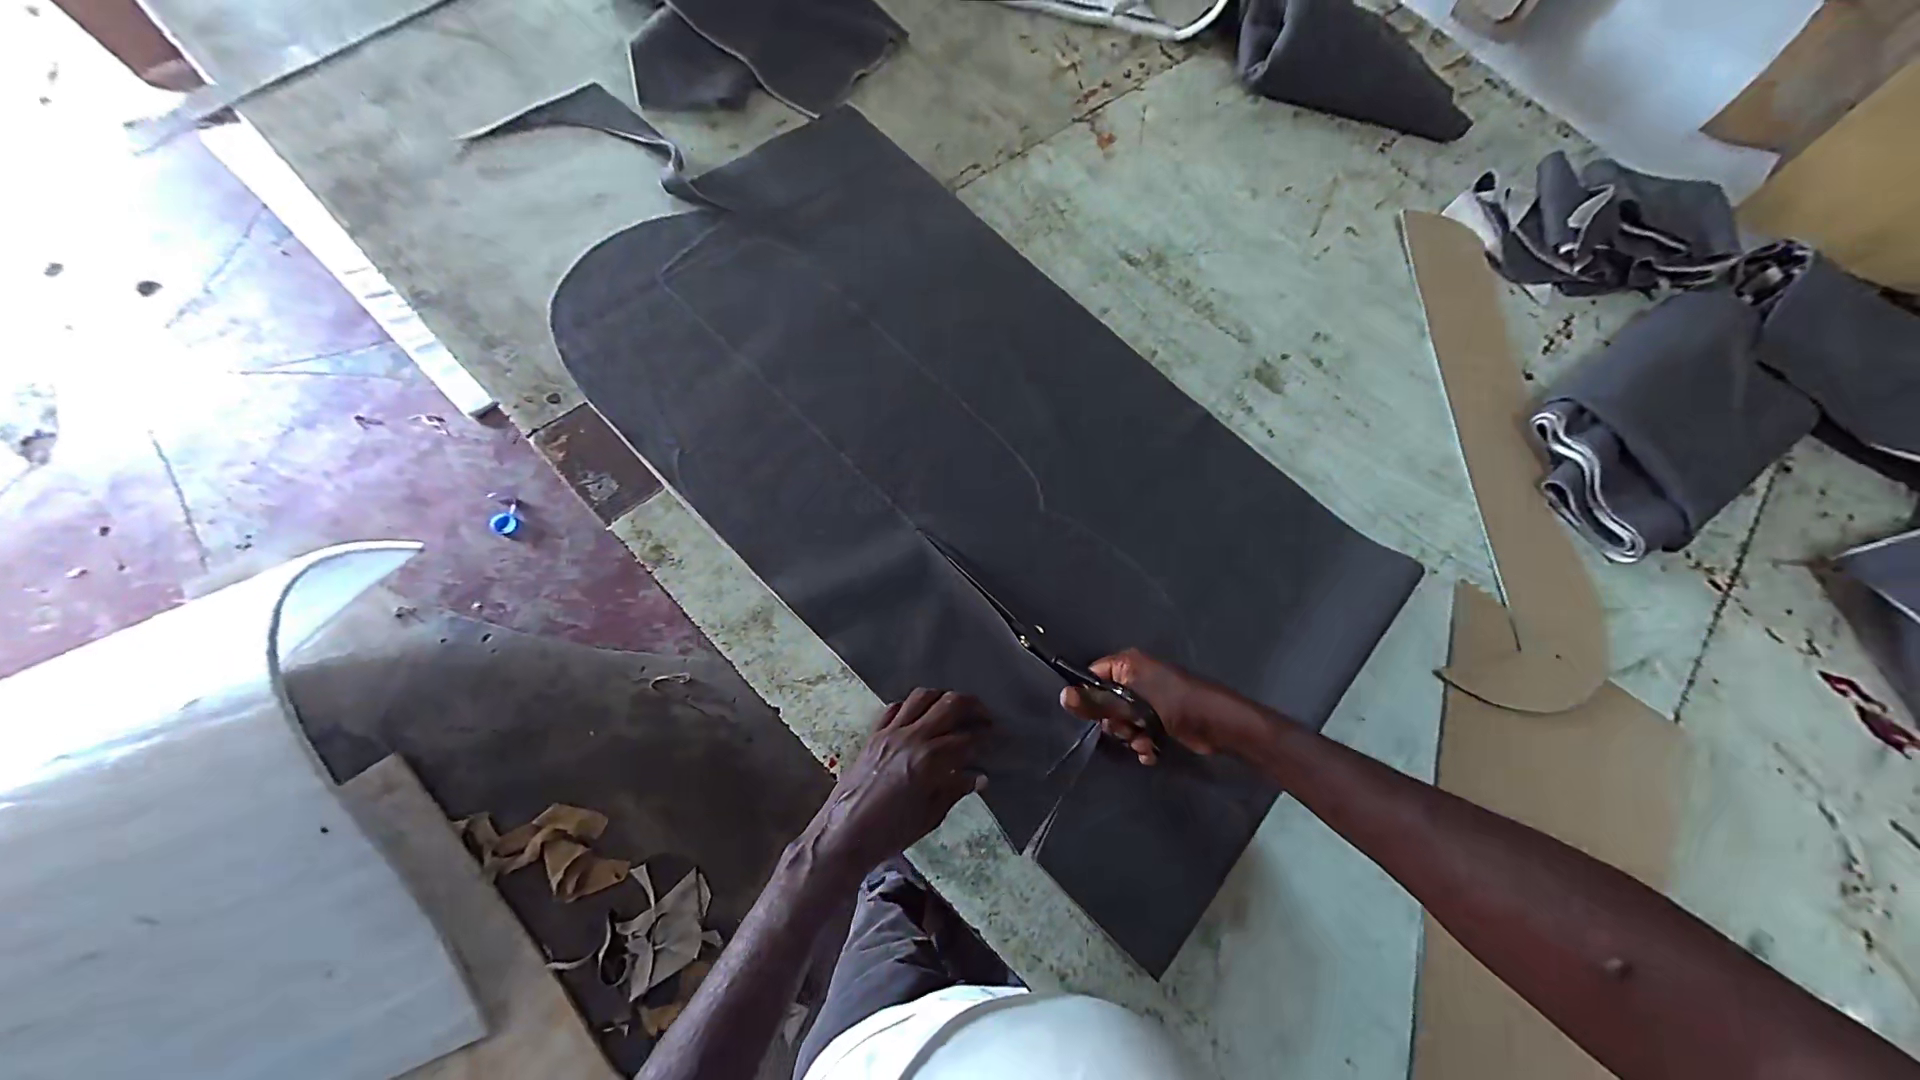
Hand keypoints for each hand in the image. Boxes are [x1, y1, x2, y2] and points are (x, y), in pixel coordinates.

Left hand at [809, 689, 988, 873]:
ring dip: (944, 698)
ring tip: (955, 711)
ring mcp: (891, 732)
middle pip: (951, 703)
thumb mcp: (931, 816)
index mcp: (931, 760)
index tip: (999, 737)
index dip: (988, 736)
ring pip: (923, 696)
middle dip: (974, 706)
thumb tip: (979, 776)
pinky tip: (921, 718)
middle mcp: (912, 738)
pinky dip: (914, 706)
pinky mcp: (874, 734)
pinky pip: (897, 707)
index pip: (969, 739)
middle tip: (985, 717)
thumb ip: (955, 790)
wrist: (844, 835)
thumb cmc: (891, 833)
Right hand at [1060, 649, 1253, 764]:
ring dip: (1130, 736)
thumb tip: (1063, 697)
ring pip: (1122, 721)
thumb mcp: (1132, 704)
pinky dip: (1142, 743)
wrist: (1219, 724)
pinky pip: (1138, 731)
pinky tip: (1151, 750)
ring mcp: (1149, 699)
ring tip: (1144, 741)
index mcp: (1127, 664)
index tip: (1093, 714)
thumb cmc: (1175, 704)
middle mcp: (1136, 678)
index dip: (1089, 696)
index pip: (1092, 675)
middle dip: (1115, 722)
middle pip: (1106, 702)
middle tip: (1127, 728)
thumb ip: (1096, 703)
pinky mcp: (1160, 719)